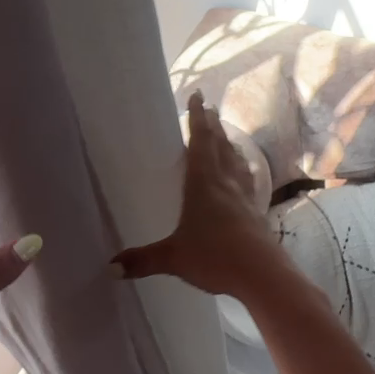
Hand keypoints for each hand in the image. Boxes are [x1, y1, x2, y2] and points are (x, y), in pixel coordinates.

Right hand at [110, 91, 288, 294]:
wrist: (264, 277)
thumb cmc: (215, 257)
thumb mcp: (173, 257)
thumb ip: (142, 260)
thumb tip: (110, 268)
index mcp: (203, 183)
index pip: (200, 142)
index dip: (197, 118)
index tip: (197, 96)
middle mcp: (225, 184)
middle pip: (220, 146)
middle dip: (213, 126)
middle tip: (209, 108)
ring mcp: (244, 198)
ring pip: (236, 162)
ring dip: (229, 145)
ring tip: (225, 136)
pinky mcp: (256, 214)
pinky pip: (247, 183)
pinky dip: (243, 171)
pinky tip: (244, 174)